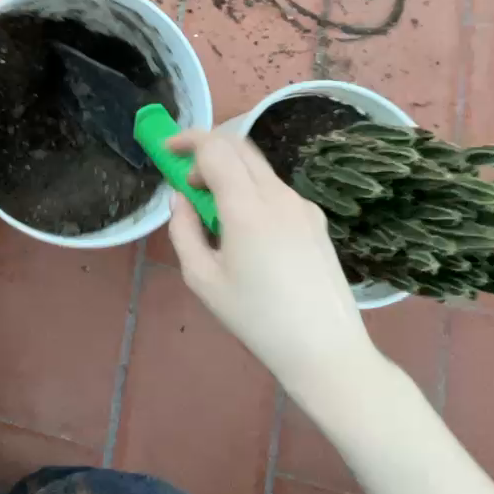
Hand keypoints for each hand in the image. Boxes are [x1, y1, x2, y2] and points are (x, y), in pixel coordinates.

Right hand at [166, 129, 378, 396]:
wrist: (327, 353)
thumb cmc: (257, 319)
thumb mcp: (202, 278)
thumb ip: (183, 230)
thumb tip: (180, 198)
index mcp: (247, 209)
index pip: (215, 148)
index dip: (186, 140)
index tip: (166, 150)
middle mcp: (278, 197)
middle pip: (238, 146)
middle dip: (206, 149)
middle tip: (186, 176)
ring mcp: (302, 207)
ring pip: (258, 167)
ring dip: (229, 170)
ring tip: (212, 208)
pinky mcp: (316, 221)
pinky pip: (275, 188)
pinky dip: (250, 188)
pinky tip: (244, 228)